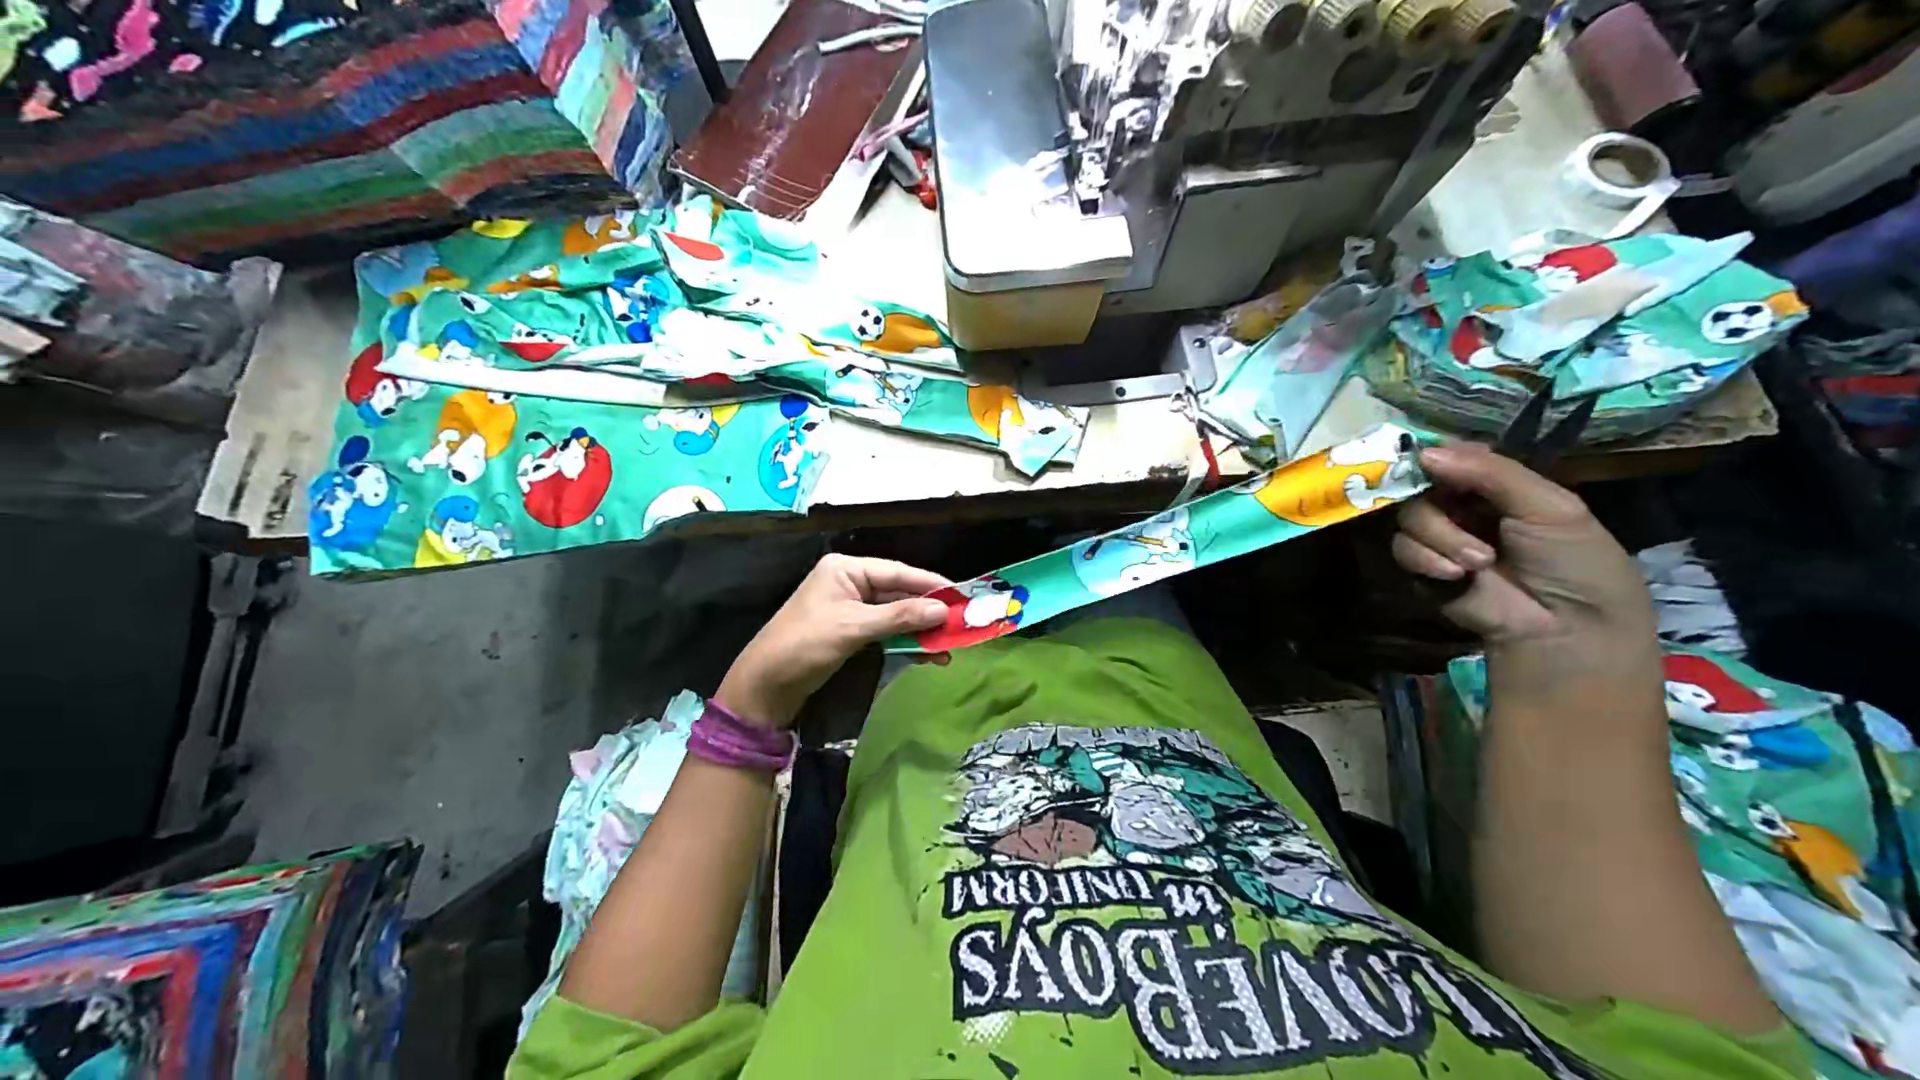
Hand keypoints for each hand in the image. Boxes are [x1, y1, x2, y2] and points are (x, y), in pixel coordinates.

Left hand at [714, 554, 951, 729]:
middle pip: (899, 592)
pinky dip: (905, 641)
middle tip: (960, 625)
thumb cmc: (805, 645)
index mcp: (845, 569)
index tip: (962, 597)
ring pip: (895, 614)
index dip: (931, 585)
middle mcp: (850, 582)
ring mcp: (850, 607)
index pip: (898, 572)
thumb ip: (900, 617)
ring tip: (948, 646)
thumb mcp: (854, 628)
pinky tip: (927, 654)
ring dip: (920, 630)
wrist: (765, 685)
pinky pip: (886, 630)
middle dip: (928, 611)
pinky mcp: (850, 630)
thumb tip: (943, 611)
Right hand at [1391, 443, 1661, 714]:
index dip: (1435, 460)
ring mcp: (1440, 539)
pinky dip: (1425, 562)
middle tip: (1475, 538)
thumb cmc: (1573, 560)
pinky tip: (1454, 577)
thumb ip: (1489, 472)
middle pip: (1418, 489)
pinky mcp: (1422, 570)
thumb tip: (1424, 452)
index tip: (1430, 466)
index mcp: (1494, 485)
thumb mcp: (1549, 505)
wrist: (1565, 628)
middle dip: (1440, 515)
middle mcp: (1461, 507)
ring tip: (1476, 564)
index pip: (1450, 458)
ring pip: (1406, 520)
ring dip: (1438, 541)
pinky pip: (1401, 551)